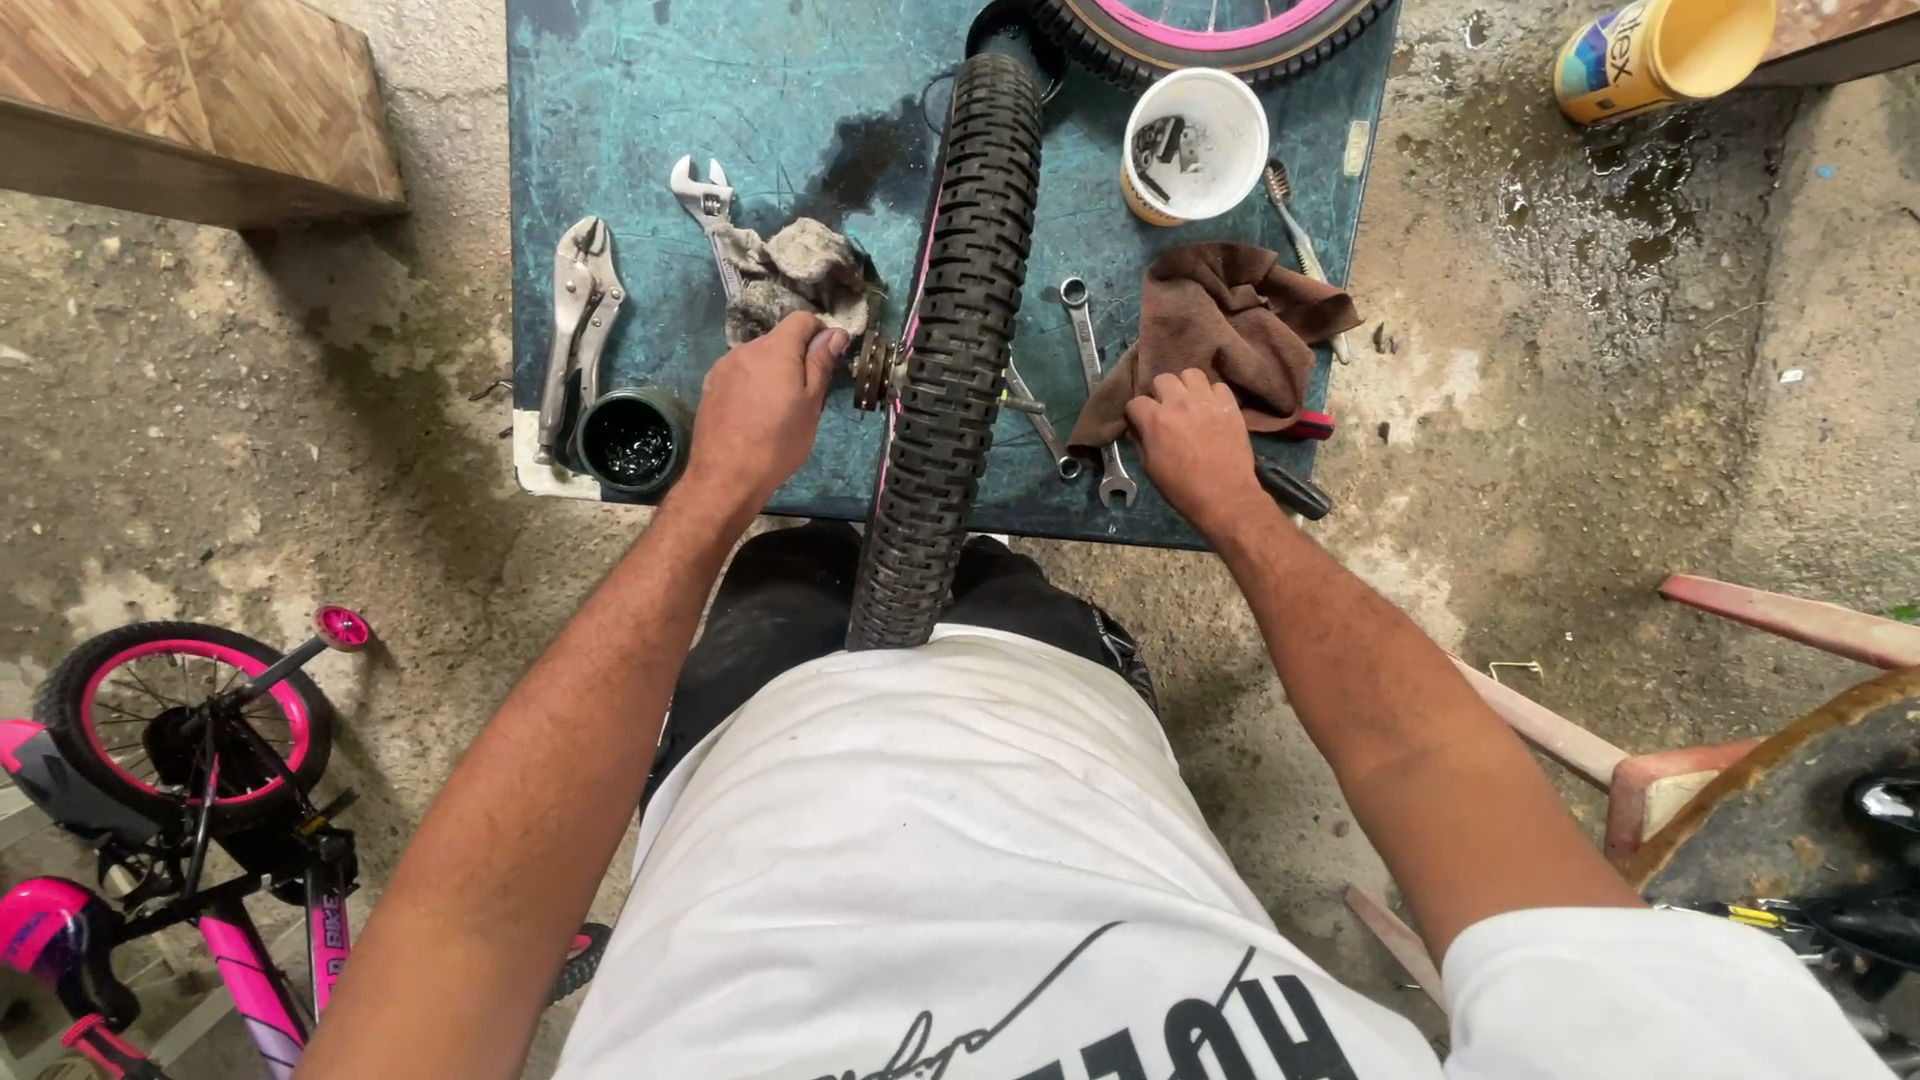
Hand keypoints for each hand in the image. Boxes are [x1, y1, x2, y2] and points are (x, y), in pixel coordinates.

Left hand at [682, 312, 847, 517]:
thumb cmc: (778, 442)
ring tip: (777, 409)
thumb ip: (821, 364)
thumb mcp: (811, 405)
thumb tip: (836, 333)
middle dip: (795, 358)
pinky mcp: (710, 385)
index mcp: (775, 349)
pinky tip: (754, 414)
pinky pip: (740, 374)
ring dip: (772, 372)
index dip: (819, 333)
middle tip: (805, 396)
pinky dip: (752, 384)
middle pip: (778, 340)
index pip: (801, 319)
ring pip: (758, 358)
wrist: (726, 475)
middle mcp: (745, 349)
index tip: (827, 360)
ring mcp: (723, 367)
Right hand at [1125, 369, 1266, 538]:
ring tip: (1188, 402)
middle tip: (1165, 409)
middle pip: (1162, 379)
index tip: (1139, 423)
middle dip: (1159, 393)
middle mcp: (1179, 403)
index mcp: (1155, 420)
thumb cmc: (1181, 487)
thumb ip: (1141, 441)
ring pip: (1190, 374)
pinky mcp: (1229, 405)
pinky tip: (1210, 408)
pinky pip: (1217, 385)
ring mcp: (1206, 401)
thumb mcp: (1150, 467)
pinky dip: (1211, 394)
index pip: (1135, 402)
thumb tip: (1138, 429)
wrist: (1224, 495)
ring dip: (1185, 386)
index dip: (1135, 413)